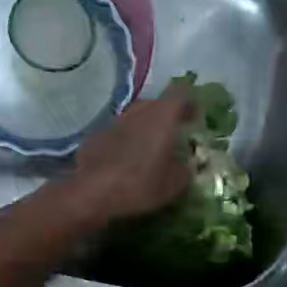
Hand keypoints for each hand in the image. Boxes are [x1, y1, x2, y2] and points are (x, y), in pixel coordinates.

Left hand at [63, 86, 195, 222]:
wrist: (93, 193)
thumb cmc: (140, 184)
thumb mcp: (174, 185)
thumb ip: (185, 171)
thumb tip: (186, 168)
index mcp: (162, 117)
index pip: (180, 94)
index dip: (189, 103)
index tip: (194, 118)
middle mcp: (138, 112)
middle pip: (156, 103)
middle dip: (166, 117)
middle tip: (172, 136)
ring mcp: (114, 122)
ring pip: (135, 117)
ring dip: (144, 128)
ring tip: (148, 150)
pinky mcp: (96, 136)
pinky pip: (117, 133)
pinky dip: (124, 142)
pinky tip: (124, 161)